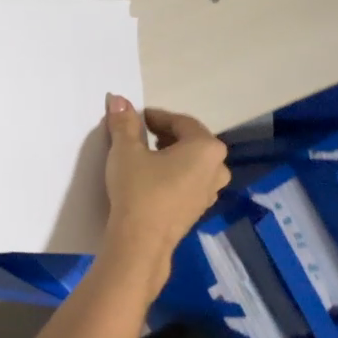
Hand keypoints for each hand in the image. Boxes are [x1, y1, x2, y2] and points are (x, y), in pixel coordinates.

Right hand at [101, 94, 229, 279]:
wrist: (142, 238)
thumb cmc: (138, 189)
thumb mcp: (126, 152)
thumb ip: (124, 125)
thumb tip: (119, 99)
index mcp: (206, 147)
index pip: (181, 122)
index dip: (155, 117)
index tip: (133, 118)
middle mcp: (217, 166)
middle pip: (189, 142)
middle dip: (163, 136)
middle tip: (136, 136)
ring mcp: (211, 190)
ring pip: (190, 163)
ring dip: (169, 156)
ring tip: (142, 159)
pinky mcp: (198, 207)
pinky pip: (187, 181)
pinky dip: (171, 175)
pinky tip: (149, 181)